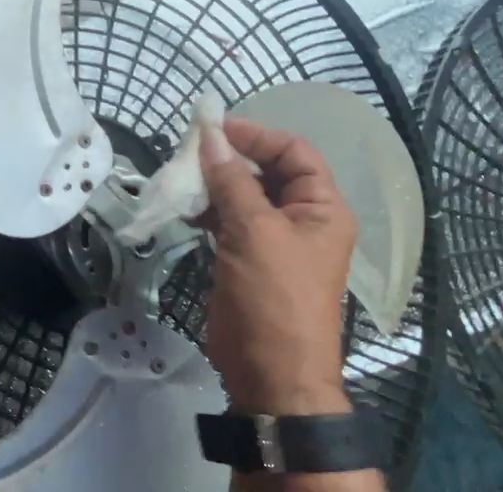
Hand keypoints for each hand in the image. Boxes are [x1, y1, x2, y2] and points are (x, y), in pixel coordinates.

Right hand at [200, 115, 356, 414]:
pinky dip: (205, 206)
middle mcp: (301, 218)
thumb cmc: (274, 297)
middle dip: (229, 156)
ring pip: (242, 192)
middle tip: (190, 149)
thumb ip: (230, 180)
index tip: (215, 129)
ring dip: (212, 180)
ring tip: (180, 174)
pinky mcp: (247, 256)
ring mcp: (272, 238)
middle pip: (266, 169)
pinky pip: (227, 216)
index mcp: (321, 209)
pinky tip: (182, 204)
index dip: (258, 135)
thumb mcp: (254, 231)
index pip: (295, 152)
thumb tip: (209, 136)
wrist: (270, 373)